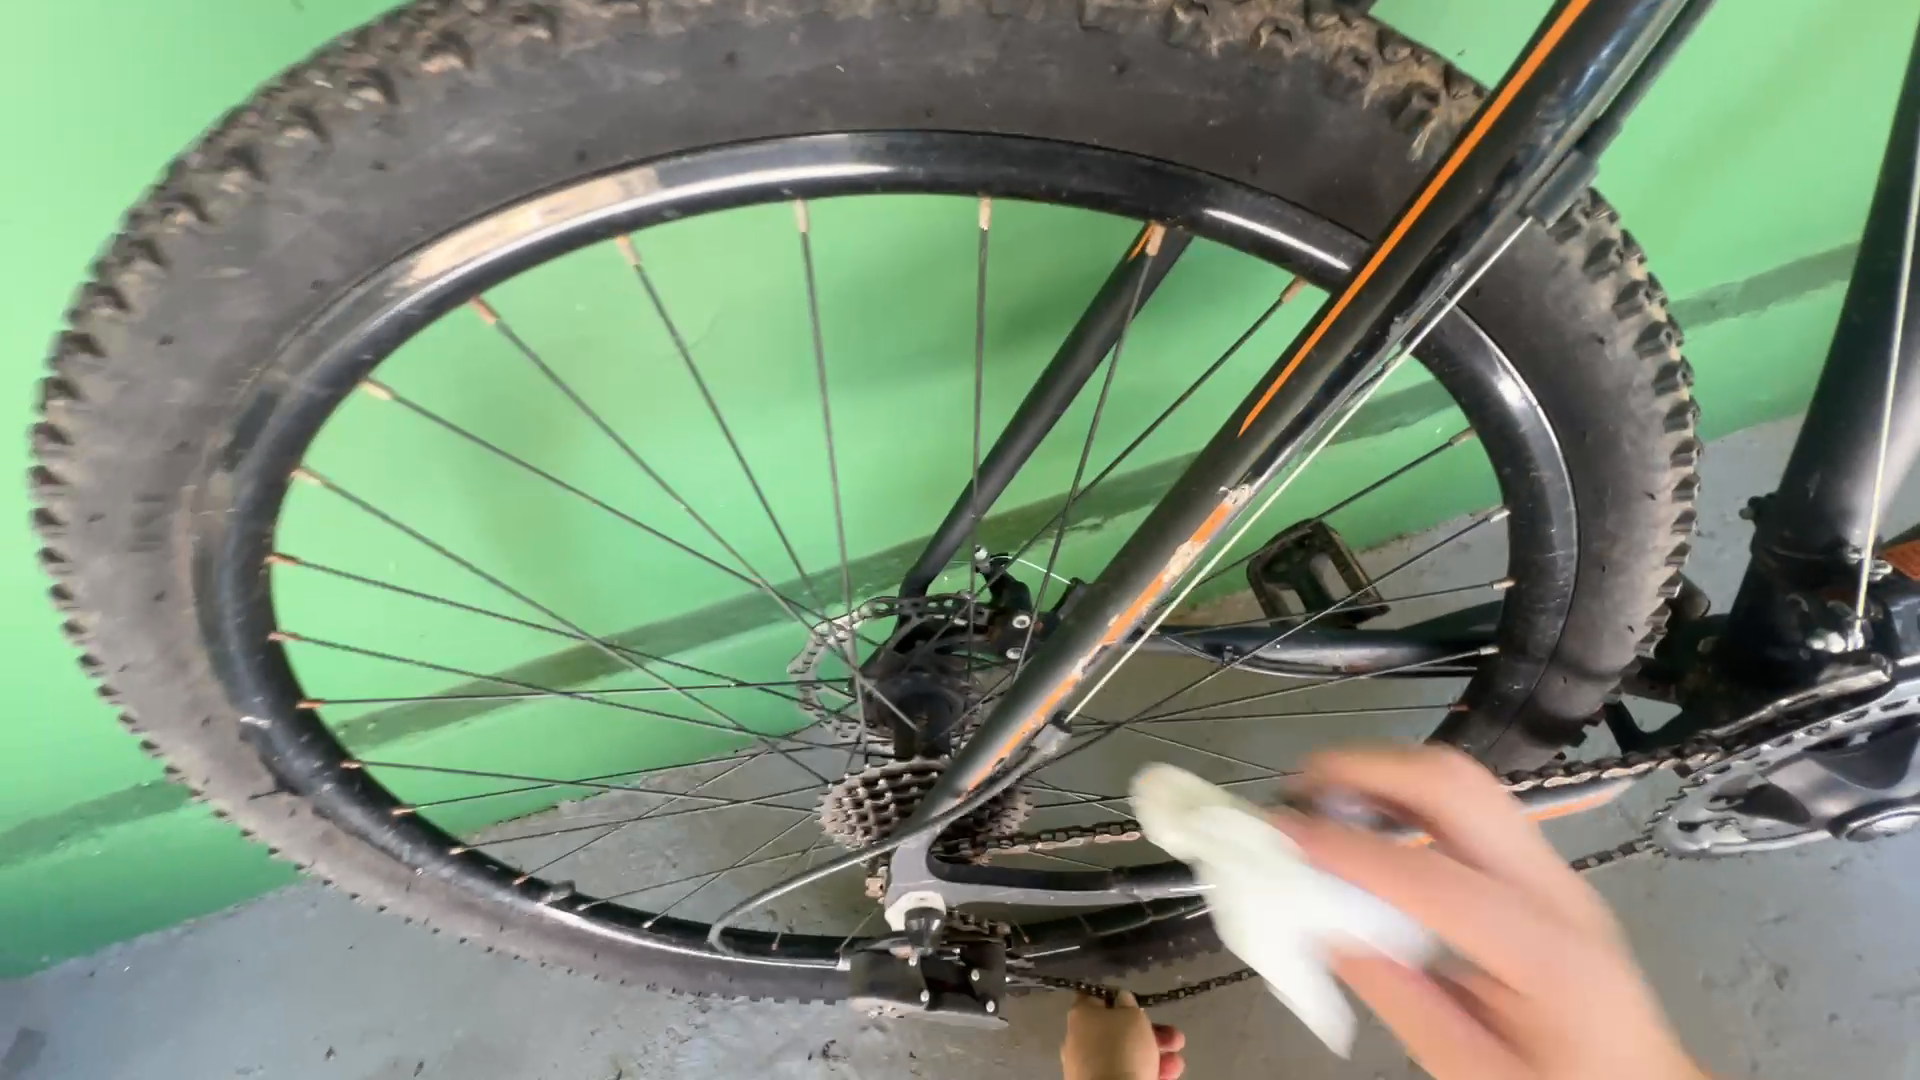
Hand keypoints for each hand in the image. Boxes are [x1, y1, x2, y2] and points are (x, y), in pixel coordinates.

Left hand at [1061, 991, 1185, 1079]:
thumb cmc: (1122, 1047)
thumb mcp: (1132, 1015)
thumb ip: (1128, 1004)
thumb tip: (1121, 1000)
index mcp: (1081, 1014)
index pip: (1096, 997)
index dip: (1117, 997)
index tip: (1138, 1003)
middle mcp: (1080, 1038)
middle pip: (1118, 1029)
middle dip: (1151, 1032)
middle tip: (1174, 1037)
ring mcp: (1089, 1065)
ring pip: (1125, 1053)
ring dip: (1155, 1053)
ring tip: (1178, 1060)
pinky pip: (1125, 1072)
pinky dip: (1147, 1071)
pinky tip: (1170, 1073)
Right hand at [1278, 745, 1706, 1079]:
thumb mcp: (1472, 1071)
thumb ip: (1395, 993)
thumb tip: (1318, 920)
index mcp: (1548, 955)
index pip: (1429, 877)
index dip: (1345, 849)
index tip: (1281, 835)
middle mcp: (1555, 890)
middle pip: (1455, 787)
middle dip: (1364, 769)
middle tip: (1301, 787)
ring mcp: (1548, 866)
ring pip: (1458, 776)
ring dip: (1380, 771)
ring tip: (1322, 793)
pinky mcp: (1532, 861)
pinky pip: (1459, 798)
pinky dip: (1398, 789)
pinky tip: (1363, 812)